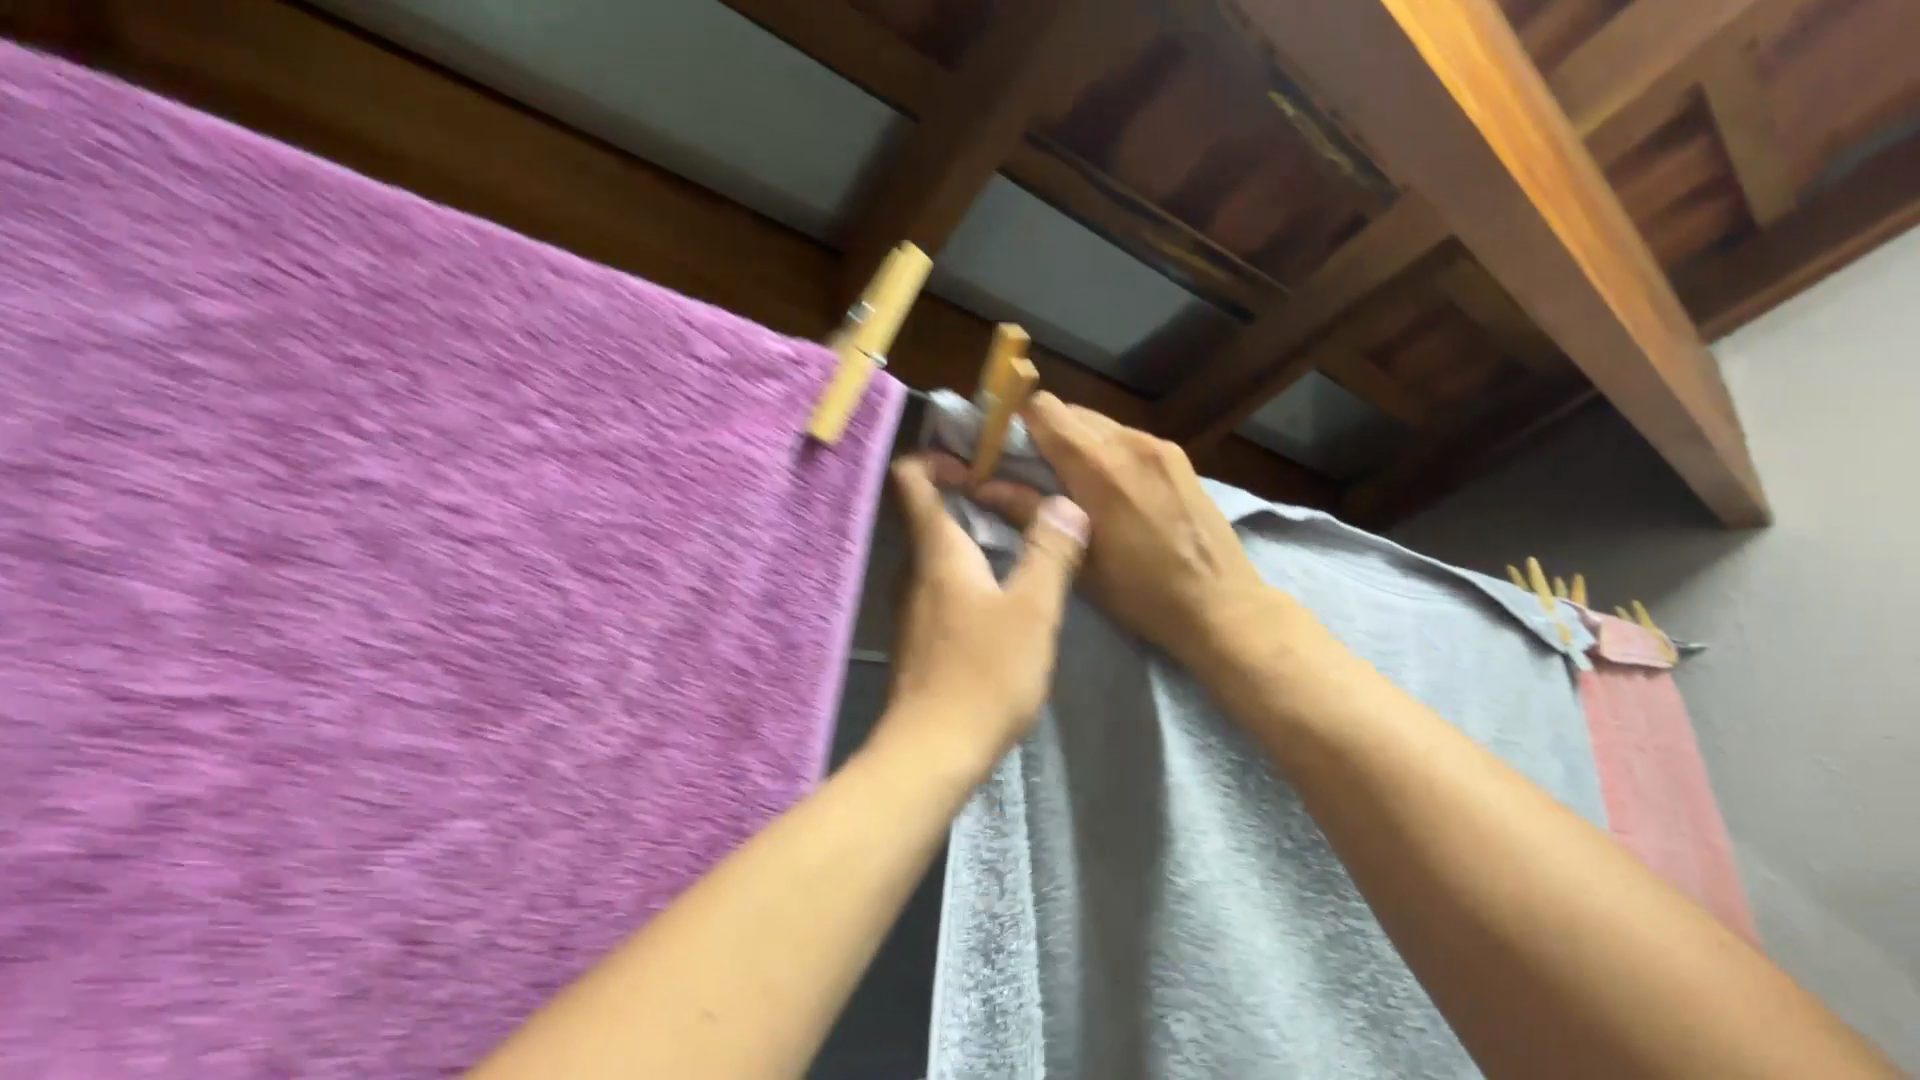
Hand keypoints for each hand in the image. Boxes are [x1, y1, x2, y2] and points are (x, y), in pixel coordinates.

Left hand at [877, 455, 1088, 777]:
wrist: (933, 751)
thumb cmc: (984, 674)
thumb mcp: (1033, 610)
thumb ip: (1050, 553)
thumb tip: (1067, 503)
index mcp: (936, 552)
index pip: (912, 480)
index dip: (937, 458)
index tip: (980, 464)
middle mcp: (915, 572)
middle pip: (929, 516)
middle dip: (970, 500)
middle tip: (1020, 504)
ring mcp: (912, 609)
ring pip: (939, 557)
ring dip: (975, 542)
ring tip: (1024, 550)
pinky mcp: (921, 641)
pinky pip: (943, 590)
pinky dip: (971, 579)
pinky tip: (1007, 603)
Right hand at [946, 393, 1284, 675]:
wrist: (1221, 604)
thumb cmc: (1142, 594)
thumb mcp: (1079, 561)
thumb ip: (1028, 514)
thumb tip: (983, 486)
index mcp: (1099, 467)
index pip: (1045, 410)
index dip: (1018, 420)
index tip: (1002, 446)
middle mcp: (1129, 443)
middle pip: (1071, 413)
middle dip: (1045, 435)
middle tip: (1031, 472)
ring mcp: (1159, 447)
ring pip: (1101, 425)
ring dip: (1078, 444)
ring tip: (1071, 485)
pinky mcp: (1179, 458)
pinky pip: (1128, 440)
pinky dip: (1108, 453)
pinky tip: (1110, 491)